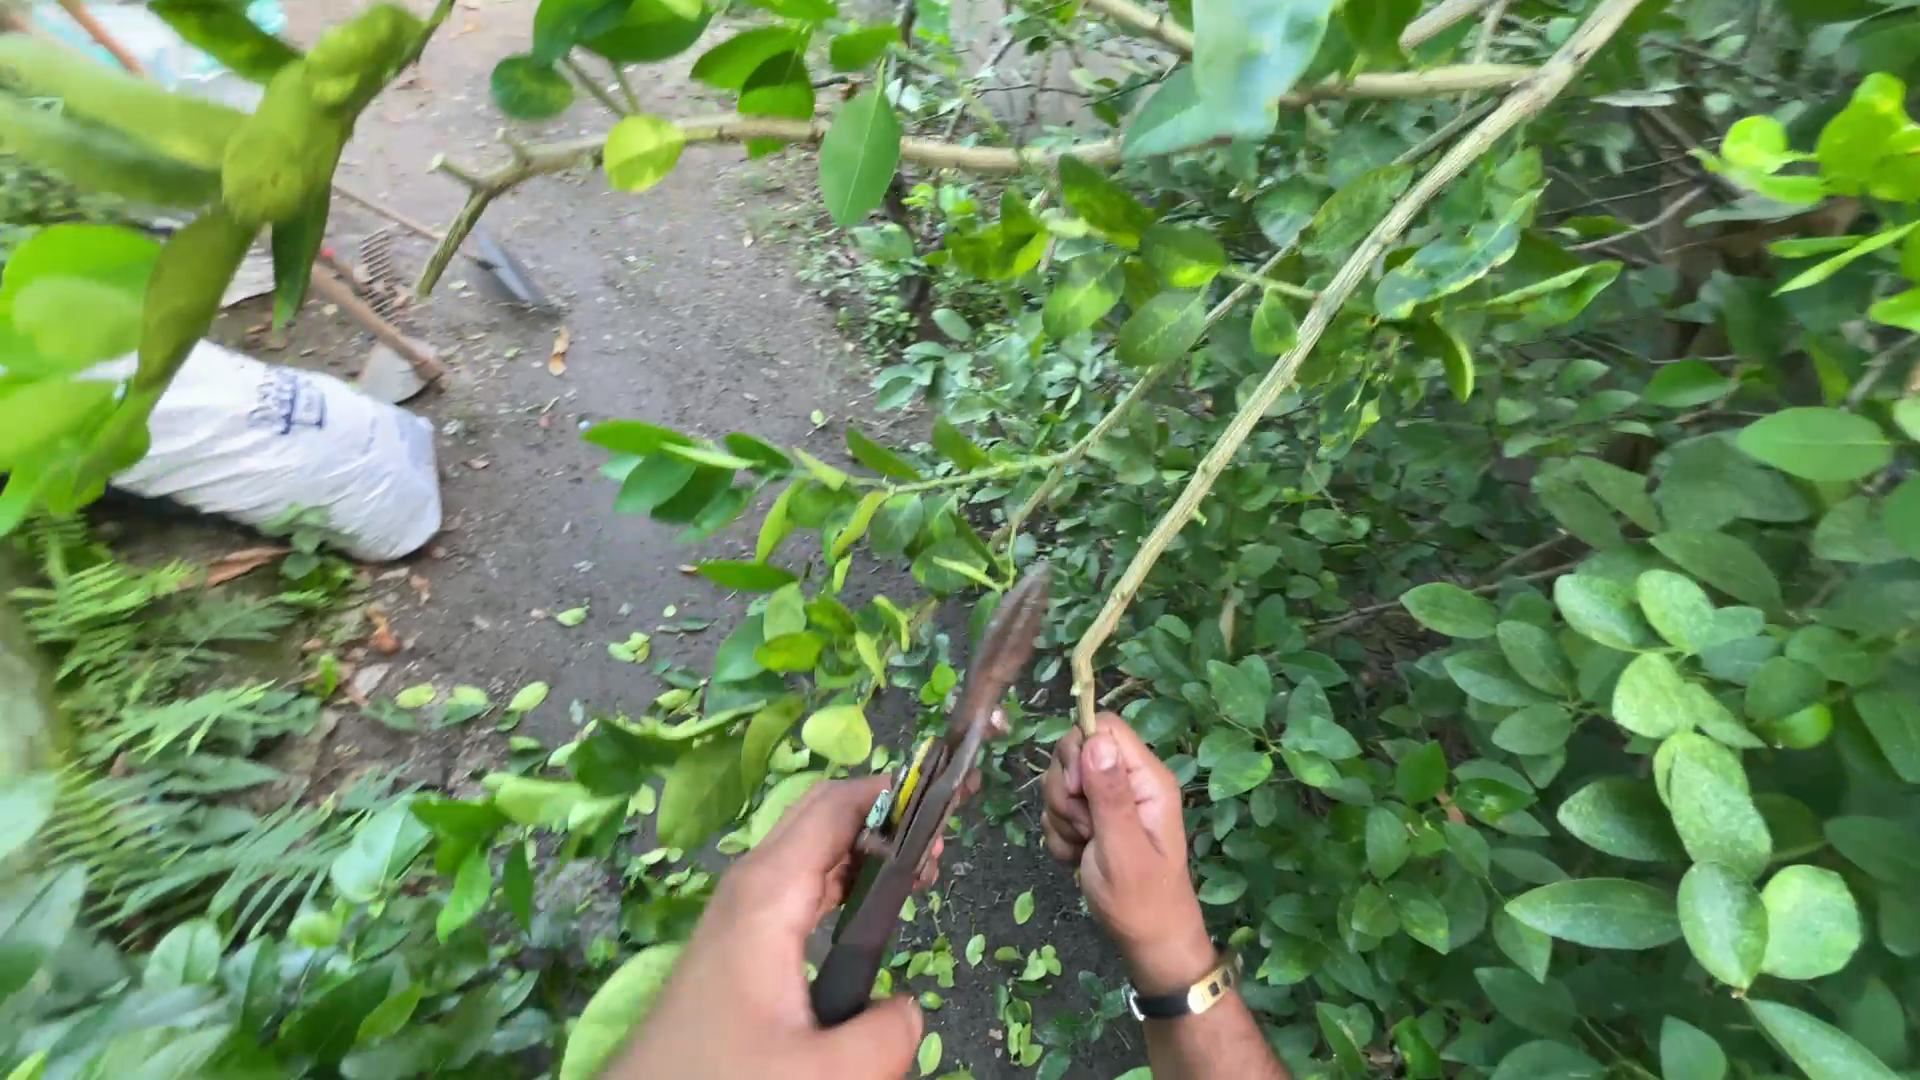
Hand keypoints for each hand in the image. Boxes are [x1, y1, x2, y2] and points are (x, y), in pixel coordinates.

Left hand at [615, 775, 924, 1079]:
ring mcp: (743, 902)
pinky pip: (800, 876)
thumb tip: (910, 1009)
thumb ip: (883, 1039)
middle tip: (934, 844)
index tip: (943, 804)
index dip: (892, 793)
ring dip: (865, 843)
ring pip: (811, 842)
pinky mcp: (740, 929)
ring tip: (916, 872)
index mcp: (771, 891)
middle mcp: (754, 880)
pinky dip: (843, 872)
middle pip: (823, 810)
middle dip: (883, 812)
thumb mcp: (816, 1078)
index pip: (836, 806)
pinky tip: (869, 905)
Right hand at [1041, 712, 1213, 994]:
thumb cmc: (1142, 902)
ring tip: (1082, 846)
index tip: (1077, 791)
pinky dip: (1059, 831)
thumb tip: (1094, 739)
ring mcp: (1111, 798)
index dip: (1080, 750)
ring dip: (1060, 814)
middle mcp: (1130, 780)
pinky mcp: (1093, 816)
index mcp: (1148, 778)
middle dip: (1065, 788)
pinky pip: (1059, 806)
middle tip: (1082, 826)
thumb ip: (1109, 794)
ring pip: (1063, 779)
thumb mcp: (1123, 850)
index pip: (1105, 727)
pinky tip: (1075, 855)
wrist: (1148, 944)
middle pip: (1076, 749)